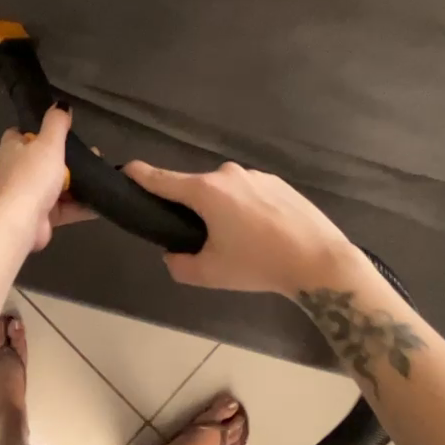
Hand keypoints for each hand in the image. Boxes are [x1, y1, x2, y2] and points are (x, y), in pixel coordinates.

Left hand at [0, 107, 95, 250]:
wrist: (22, 222)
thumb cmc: (32, 176)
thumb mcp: (48, 143)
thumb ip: (56, 123)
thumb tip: (60, 104)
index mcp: (12, 148)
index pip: (22, 132)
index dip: (39, 129)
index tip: (62, 129)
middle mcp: (17, 170)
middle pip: (44, 158)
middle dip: (68, 158)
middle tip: (93, 154)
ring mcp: (29, 194)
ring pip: (57, 184)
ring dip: (78, 182)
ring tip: (101, 174)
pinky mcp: (41, 215)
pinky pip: (65, 207)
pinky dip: (82, 205)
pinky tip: (102, 201)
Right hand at [123, 160, 362, 295]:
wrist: (321, 262)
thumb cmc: (260, 265)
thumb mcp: (210, 274)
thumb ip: (179, 264)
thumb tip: (172, 254)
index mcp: (205, 191)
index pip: (160, 178)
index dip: (138, 175)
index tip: (123, 171)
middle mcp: (227, 174)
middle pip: (194, 188)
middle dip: (191, 209)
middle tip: (202, 240)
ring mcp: (255, 175)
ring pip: (224, 191)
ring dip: (222, 210)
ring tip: (239, 241)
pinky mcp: (278, 182)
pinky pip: (249, 192)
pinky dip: (246, 209)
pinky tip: (262, 234)